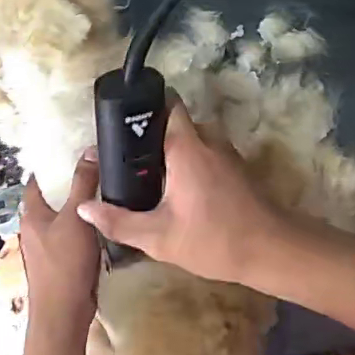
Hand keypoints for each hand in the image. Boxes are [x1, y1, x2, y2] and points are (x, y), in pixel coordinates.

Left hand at [18, 155, 101, 339]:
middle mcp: (35, 228)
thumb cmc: (65, 262)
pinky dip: (85, 225)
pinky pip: (73, 235)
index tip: (75, 151)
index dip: (52, 164)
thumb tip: (89, 150)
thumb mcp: (76, 217)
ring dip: (80, 206)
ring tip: (105, 190)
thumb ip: (83, 184)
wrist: (63, 312)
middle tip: (97, 167)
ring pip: (63, 218)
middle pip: (52, 198)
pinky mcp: (61, 261)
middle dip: (71, 184)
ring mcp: (47, 247)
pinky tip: (104, 221)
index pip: (37, 181)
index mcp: (32, 215)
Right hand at [77, 102, 295, 284]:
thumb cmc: (214, 240)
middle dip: (152, 135)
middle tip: (126, 157)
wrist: (270, 250)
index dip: (145, 104)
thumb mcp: (159, 237)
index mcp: (189, 146)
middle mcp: (209, 140)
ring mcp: (227, 152)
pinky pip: (206, 152)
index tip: (123, 119)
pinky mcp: (236, 167)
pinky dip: (189, 162)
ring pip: (193, 138)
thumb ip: (119, 222)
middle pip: (176, 122)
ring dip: (172, 151)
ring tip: (146, 175)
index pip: (168, 103)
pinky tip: (175, 189)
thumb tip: (84, 210)